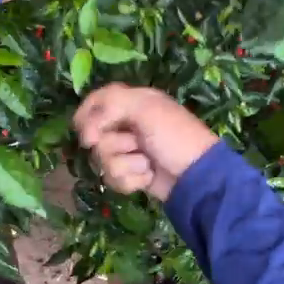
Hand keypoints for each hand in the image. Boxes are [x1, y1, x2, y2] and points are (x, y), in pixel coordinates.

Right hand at [74, 85, 219, 201]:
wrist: (196, 176)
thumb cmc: (174, 136)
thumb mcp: (146, 108)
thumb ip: (111, 106)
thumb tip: (87, 136)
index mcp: (132, 102)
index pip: (96, 102)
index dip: (87, 117)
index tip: (89, 134)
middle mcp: (127, 125)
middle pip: (95, 136)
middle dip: (115, 145)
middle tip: (136, 144)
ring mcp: (129, 152)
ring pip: (103, 160)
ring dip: (126, 164)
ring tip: (147, 164)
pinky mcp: (132, 174)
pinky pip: (114, 179)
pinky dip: (131, 180)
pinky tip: (148, 178)